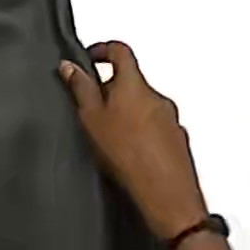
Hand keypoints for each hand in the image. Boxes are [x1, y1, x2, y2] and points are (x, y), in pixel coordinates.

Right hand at [59, 42, 209, 241]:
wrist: (169, 200)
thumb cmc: (131, 157)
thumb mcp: (91, 117)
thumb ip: (79, 87)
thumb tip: (69, 66)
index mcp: (134, 84)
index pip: (120, 50)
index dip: (103, 49)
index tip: (91, 57)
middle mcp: (158, 97)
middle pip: (132, 79)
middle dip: (112, 87)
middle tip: (95, 103)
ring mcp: (172, 121)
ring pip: (145, 104)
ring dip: (129, 110)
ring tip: (112, 133)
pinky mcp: (180, 143)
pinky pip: (158, 127)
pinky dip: (144, 131)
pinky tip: (132, 151)